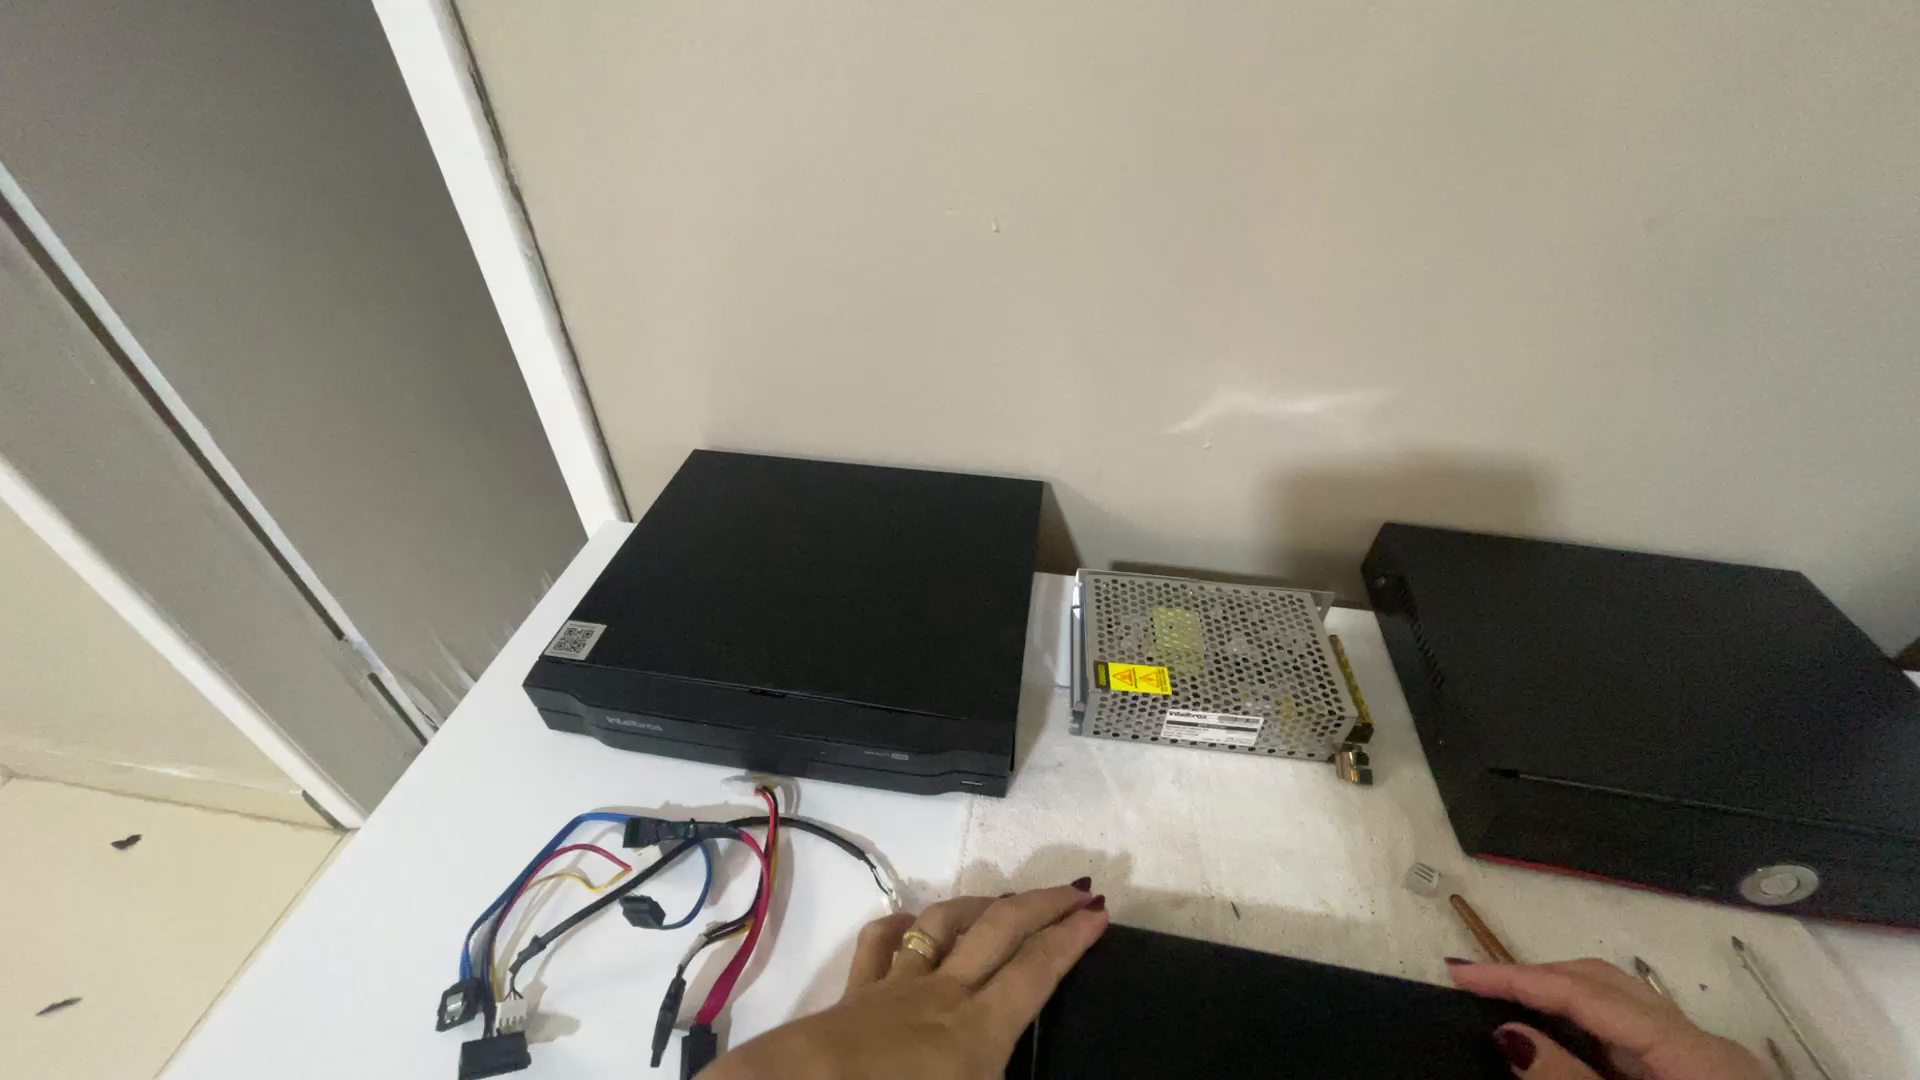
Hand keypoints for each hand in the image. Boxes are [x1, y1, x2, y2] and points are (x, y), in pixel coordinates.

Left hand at [698, 882, 1108, 1079]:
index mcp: (977, 1032)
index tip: (1099, 910)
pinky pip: (881, 943)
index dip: (1072, 937)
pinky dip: (902, 926)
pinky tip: (912, 922)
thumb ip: (1001, 1076)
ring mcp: (897, 986)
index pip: (1037, 970)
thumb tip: (1012, 1065)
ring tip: (1004, 902)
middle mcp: (943, 994)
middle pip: (1001, 929)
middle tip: (1076, 887)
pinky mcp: (857, 992)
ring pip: (946, 923)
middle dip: (1043, 903)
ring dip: (981, 905)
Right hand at [1450, 959, 1767, 1079]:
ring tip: (1508, 1003)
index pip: (1584, 991)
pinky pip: (1634, 1033)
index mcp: (1695, 1051)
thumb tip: (1507, 1032)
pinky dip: (1586, 1025)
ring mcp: (1711, 1064)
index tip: (1454, 973)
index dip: (1515, 977)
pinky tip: (1559, 1037)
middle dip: (1536, 977)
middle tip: (1477, 984)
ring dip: (1559, 997)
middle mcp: (1706, 1044)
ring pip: (1619, 1004)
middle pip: (1604, 982)